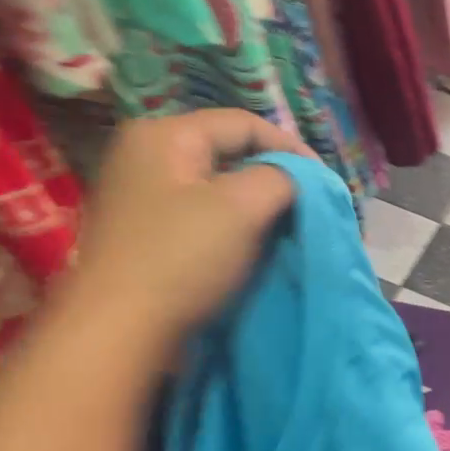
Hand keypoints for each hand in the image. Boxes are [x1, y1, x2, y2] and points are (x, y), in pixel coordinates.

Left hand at [53, 110, 314, 364]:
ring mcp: (141, 196)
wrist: (122, 326)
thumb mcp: (241, 208)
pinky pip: (201, 218)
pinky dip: (233, 229)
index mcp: (165, 135)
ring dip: (256, 208)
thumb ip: (279, 179)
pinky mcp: (145, 234)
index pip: (243, 124)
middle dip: (274, 180)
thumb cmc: (183, 258)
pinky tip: (251, 252)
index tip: (327, 186)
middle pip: (228, 154)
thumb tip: (295, 180)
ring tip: (287, 233)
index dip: (292, 149)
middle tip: (309, 210)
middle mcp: (147, 155)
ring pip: (216, 189)